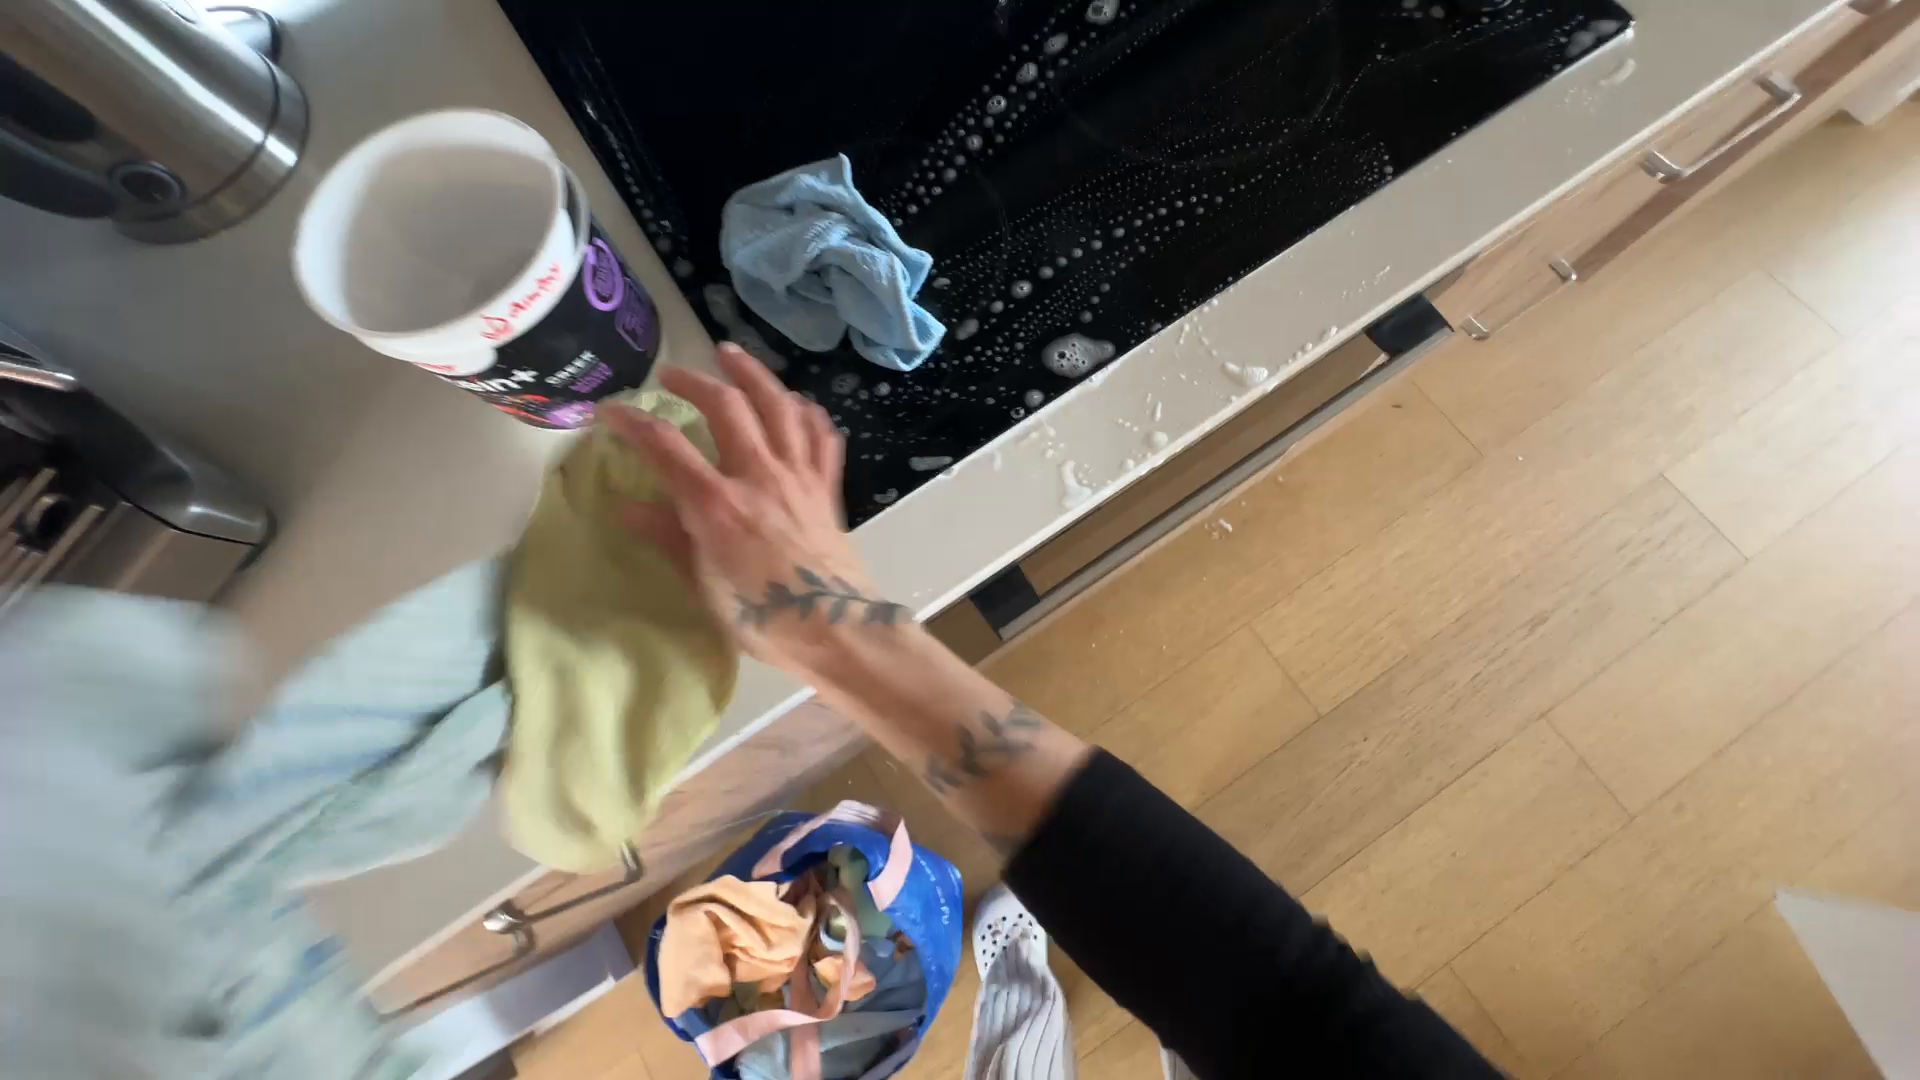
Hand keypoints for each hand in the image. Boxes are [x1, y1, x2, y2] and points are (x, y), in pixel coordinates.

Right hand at [603, 343, 907, 681]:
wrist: (835, 629)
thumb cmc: (763, 618)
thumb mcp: (703, 585)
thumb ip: (668, 539)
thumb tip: (627, 507)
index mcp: (718, 504)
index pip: (665, 445)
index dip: (632, 421)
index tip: (610, 410)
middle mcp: (760, 477)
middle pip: (728, 407)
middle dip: (695, 381)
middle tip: (673, 373)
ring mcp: (799, 478)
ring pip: (780, 407)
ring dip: (755, 375)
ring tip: (733, 355)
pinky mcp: (827, 488)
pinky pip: (821, 437)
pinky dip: (808, 413)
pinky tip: (797, 402)